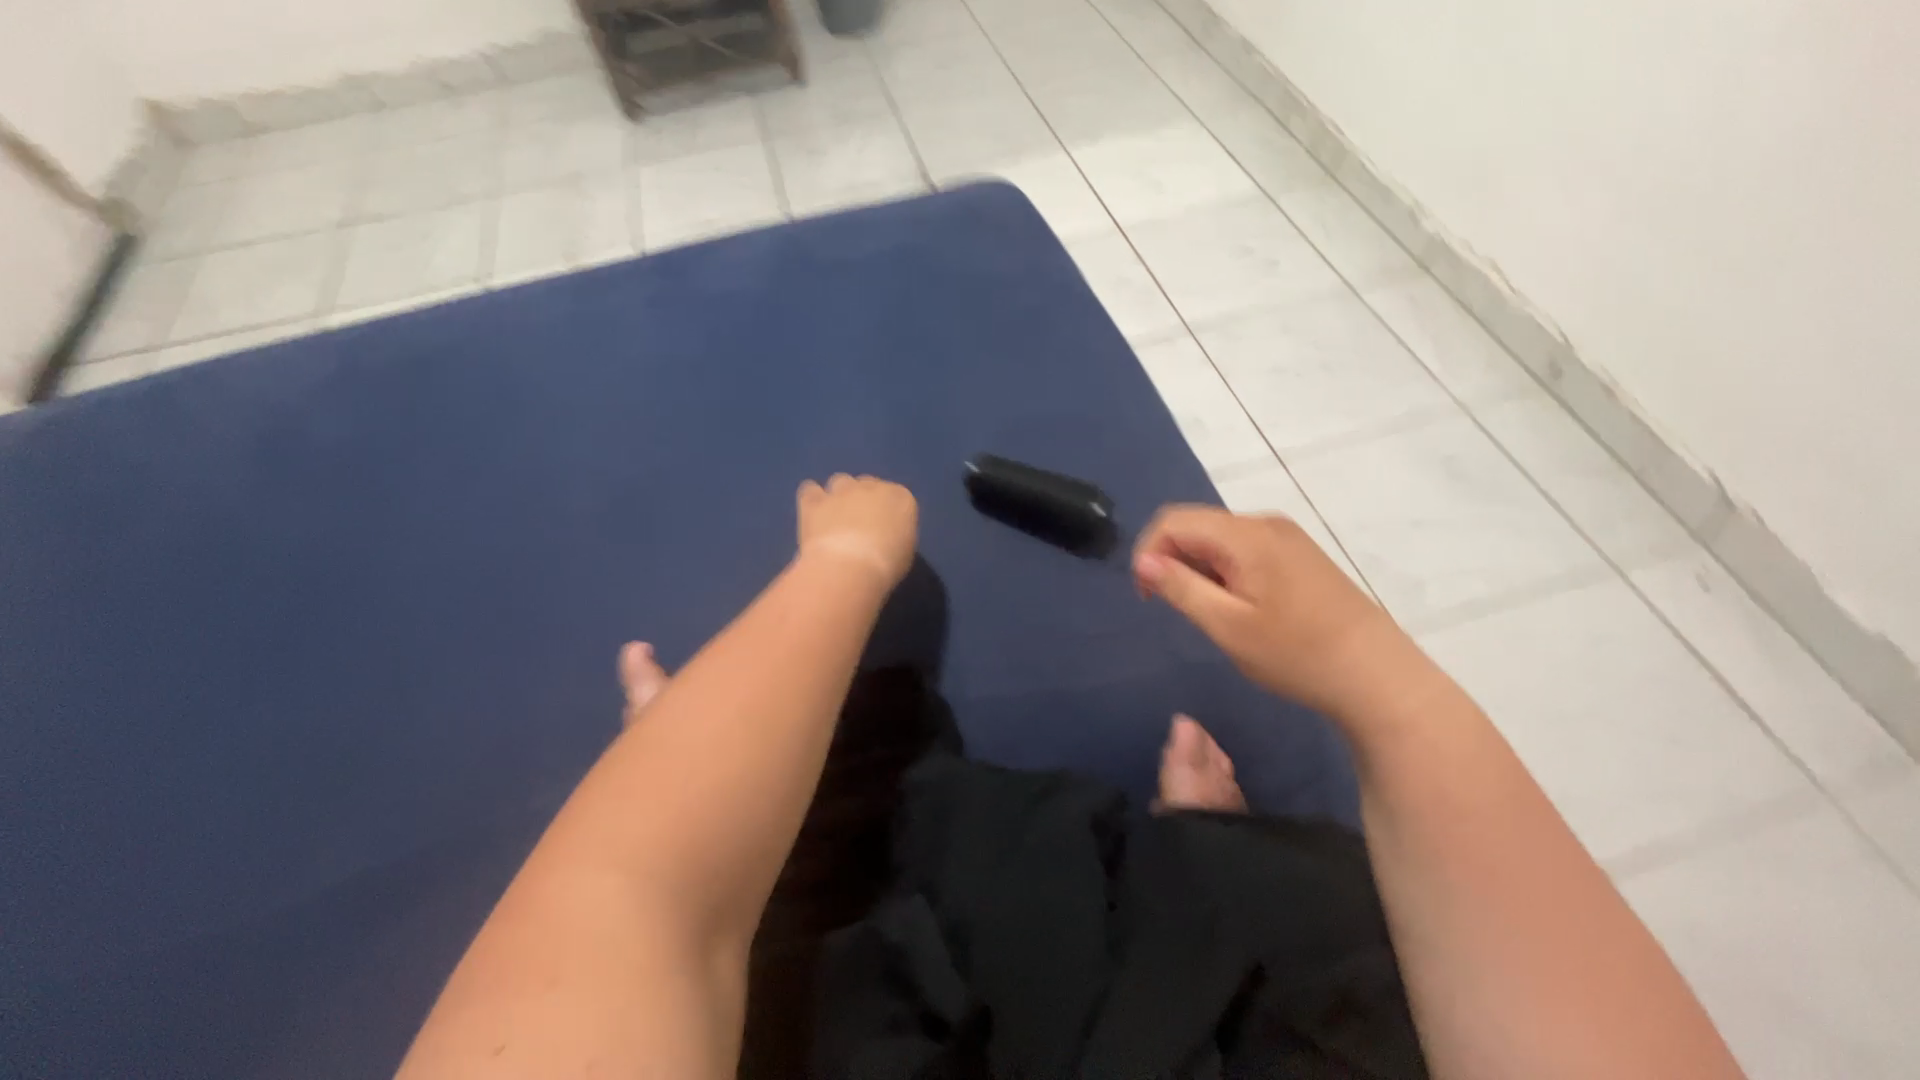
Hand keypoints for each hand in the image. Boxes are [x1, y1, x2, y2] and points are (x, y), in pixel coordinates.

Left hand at [796, 474, 918, 588]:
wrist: (850, 568)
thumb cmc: (886, 566)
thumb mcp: (904, 553)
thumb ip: (895, 536)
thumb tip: (884, 538)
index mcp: (900, 498)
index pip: (896, 495)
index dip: (887, 511)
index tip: (883, 528)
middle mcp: (871, 486)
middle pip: (867, 484)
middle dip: (863, 499)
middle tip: (858, 524)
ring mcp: (841, 491)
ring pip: (840, 481)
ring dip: (839, 495)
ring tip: (834, 518)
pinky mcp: (814, 501)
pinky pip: (810, 490)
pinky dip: (812, 499)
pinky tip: (813, 513)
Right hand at [1133, 505, 1402, 712]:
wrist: (1378, 676)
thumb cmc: (1297, 654)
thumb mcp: (1228, 626)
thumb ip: (1180, 588)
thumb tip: (1143, 560)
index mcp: (1246, 535)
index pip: (1173, 520)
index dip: (1148, 552)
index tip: (1146, 597)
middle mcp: (1266, 524)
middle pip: (1198, 525)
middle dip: (1173, 561)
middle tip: (1178, 611)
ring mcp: (1288, 538)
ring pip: (1221, 540)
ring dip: (1200, 569)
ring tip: (1211, 615)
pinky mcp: (1300, 556)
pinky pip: (1245, 551)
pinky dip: (1226, 572)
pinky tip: (1240, 609)